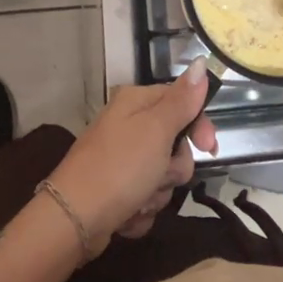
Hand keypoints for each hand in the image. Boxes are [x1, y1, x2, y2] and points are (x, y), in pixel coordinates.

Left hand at [46, 58, 218, 249]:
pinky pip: (146, 198)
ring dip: (156, 193)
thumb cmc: (119, 167)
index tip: (208, 149)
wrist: (75, 219)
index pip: (182, 102)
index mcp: (135, 103)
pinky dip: (141, 210)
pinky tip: (126, 214)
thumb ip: (182, 100)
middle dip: (173, 168)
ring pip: (162, 176)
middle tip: (159, 175)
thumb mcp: (156, 129)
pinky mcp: (117, 190)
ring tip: (138, 200)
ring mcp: (121, 160)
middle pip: (175, 144)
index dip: (199, 126)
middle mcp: (127, 126)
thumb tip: (201, 62)